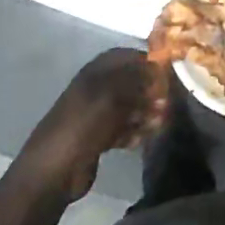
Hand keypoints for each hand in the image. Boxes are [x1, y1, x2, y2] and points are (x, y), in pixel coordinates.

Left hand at [13, 49, 165, 201]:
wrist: (56, 168)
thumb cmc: (85, 123)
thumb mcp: (112, 94)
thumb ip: (136, 78)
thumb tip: (157, 67)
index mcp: (96, 72)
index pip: (125, 56)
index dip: (145, 60)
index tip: (167, 71)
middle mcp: (97, 89)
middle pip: (129, 83)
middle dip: (149, 90)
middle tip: (167, 103)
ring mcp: (97, 114)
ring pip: (128, 107)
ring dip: (144, 112)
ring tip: (160, 122)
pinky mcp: (99, 137)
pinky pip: (122, 129)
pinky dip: (134, 131)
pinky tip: (142, 139)